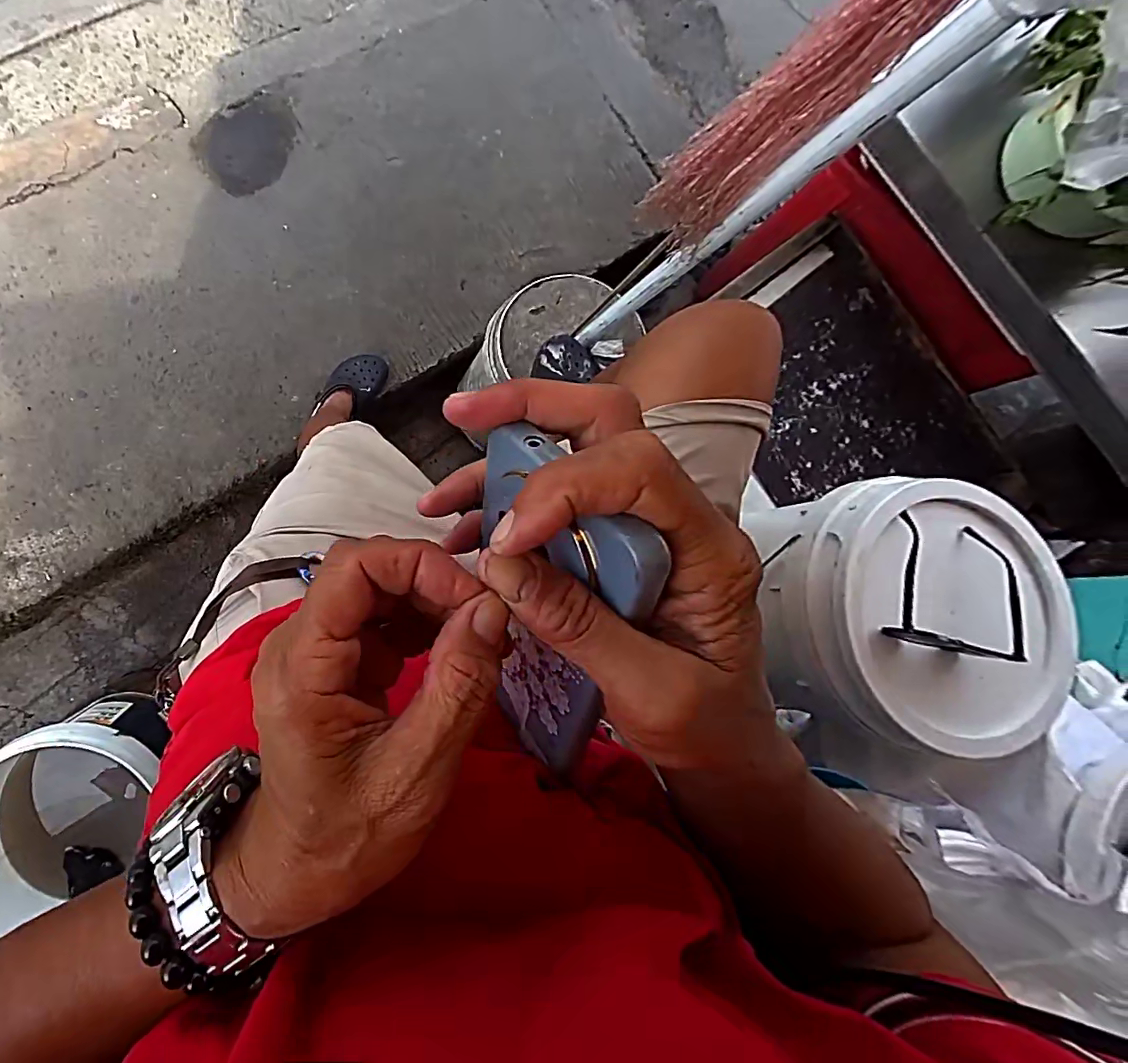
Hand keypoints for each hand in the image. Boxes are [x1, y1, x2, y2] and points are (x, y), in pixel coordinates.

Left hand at [210, 537, 509, 939]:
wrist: (298, 863)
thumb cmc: (347, 833)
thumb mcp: (416, 770)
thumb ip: (457, 687)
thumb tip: (492, 609)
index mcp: (301, 664)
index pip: (350, 568)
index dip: (417, 564)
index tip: (476, 599)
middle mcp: (293, 644)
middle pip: (359, 572)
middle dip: (428, 580)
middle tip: (488, 619)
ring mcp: (308, 651)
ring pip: (369, 591)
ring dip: (426, 600)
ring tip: (481, 636)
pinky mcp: (327, 663)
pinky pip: (371, 621)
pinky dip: (415, 624)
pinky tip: (454, 647)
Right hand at [416, 379, 791, 776]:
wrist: (719, 749)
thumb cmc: (704, 727)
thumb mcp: (650, 692)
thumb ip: (577, 624)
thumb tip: (501, 563)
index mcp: (703, 548)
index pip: (632, 470)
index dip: (556, 490)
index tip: (504, 543)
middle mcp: (668, 519)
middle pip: (607, 423)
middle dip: (529, 407)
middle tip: (461, 412)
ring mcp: (631, 529)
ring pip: (565, 454)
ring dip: (493, 465)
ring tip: (437, 501)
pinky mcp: (597, 547)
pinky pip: (542, 504)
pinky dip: (492, 507)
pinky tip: (458, 536)